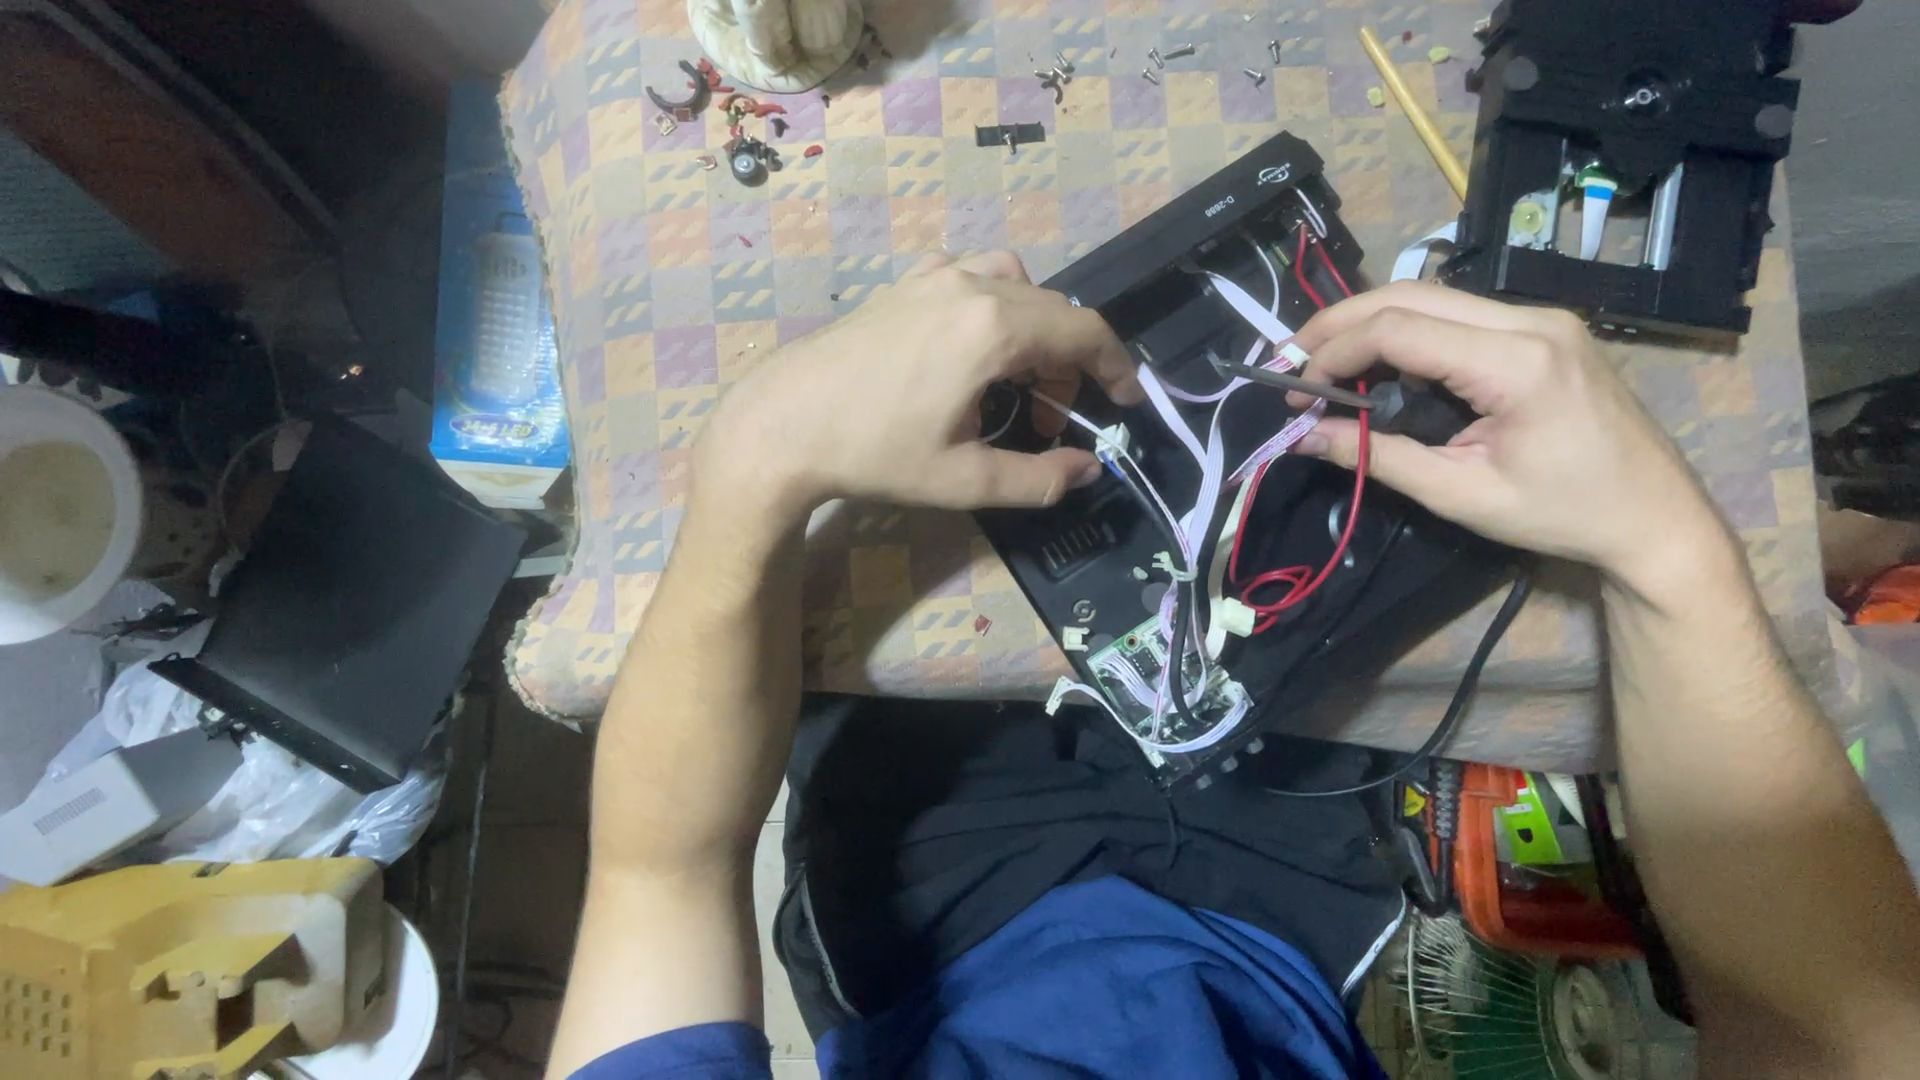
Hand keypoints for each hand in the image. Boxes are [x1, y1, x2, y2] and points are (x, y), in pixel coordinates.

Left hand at [696, 251, 1142, 520]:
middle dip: (1070, 364)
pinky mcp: (904, 284)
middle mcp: (971, 286)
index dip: (1115, 367)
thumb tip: (1089, 468)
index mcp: (993, 329)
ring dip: (1034, 331)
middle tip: (1052, 420)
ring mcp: (933, 278)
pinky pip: (973, 278)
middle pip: (1054, 310)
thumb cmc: (874, 453)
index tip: (1125, 401)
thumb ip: (1038, 478)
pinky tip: (971, 350)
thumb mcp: (964, 479)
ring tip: (1015, 382)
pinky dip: (995, 308)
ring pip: (1017, 286)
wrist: (782, 425)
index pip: (1084, 332)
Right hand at [1286, 282, 1732, 595]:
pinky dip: (1399, 331)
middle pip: (1408, 294)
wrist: (1653, 515)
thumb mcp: (1456, 492)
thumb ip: (1375, 457)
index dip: (1334, 353)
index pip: (1399, 329)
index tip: (1296, 393)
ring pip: (1427, 295)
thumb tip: (1302, 437)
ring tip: (1319, 362)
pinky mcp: (1537, 330)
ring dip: (1364, 323)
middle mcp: (1530, 321)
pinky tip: (1372, 363)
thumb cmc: (1558, 512)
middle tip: (1288, 361)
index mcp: (1516, 362)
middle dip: (1336, 324)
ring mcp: (1538, 319)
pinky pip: (1452, 313)